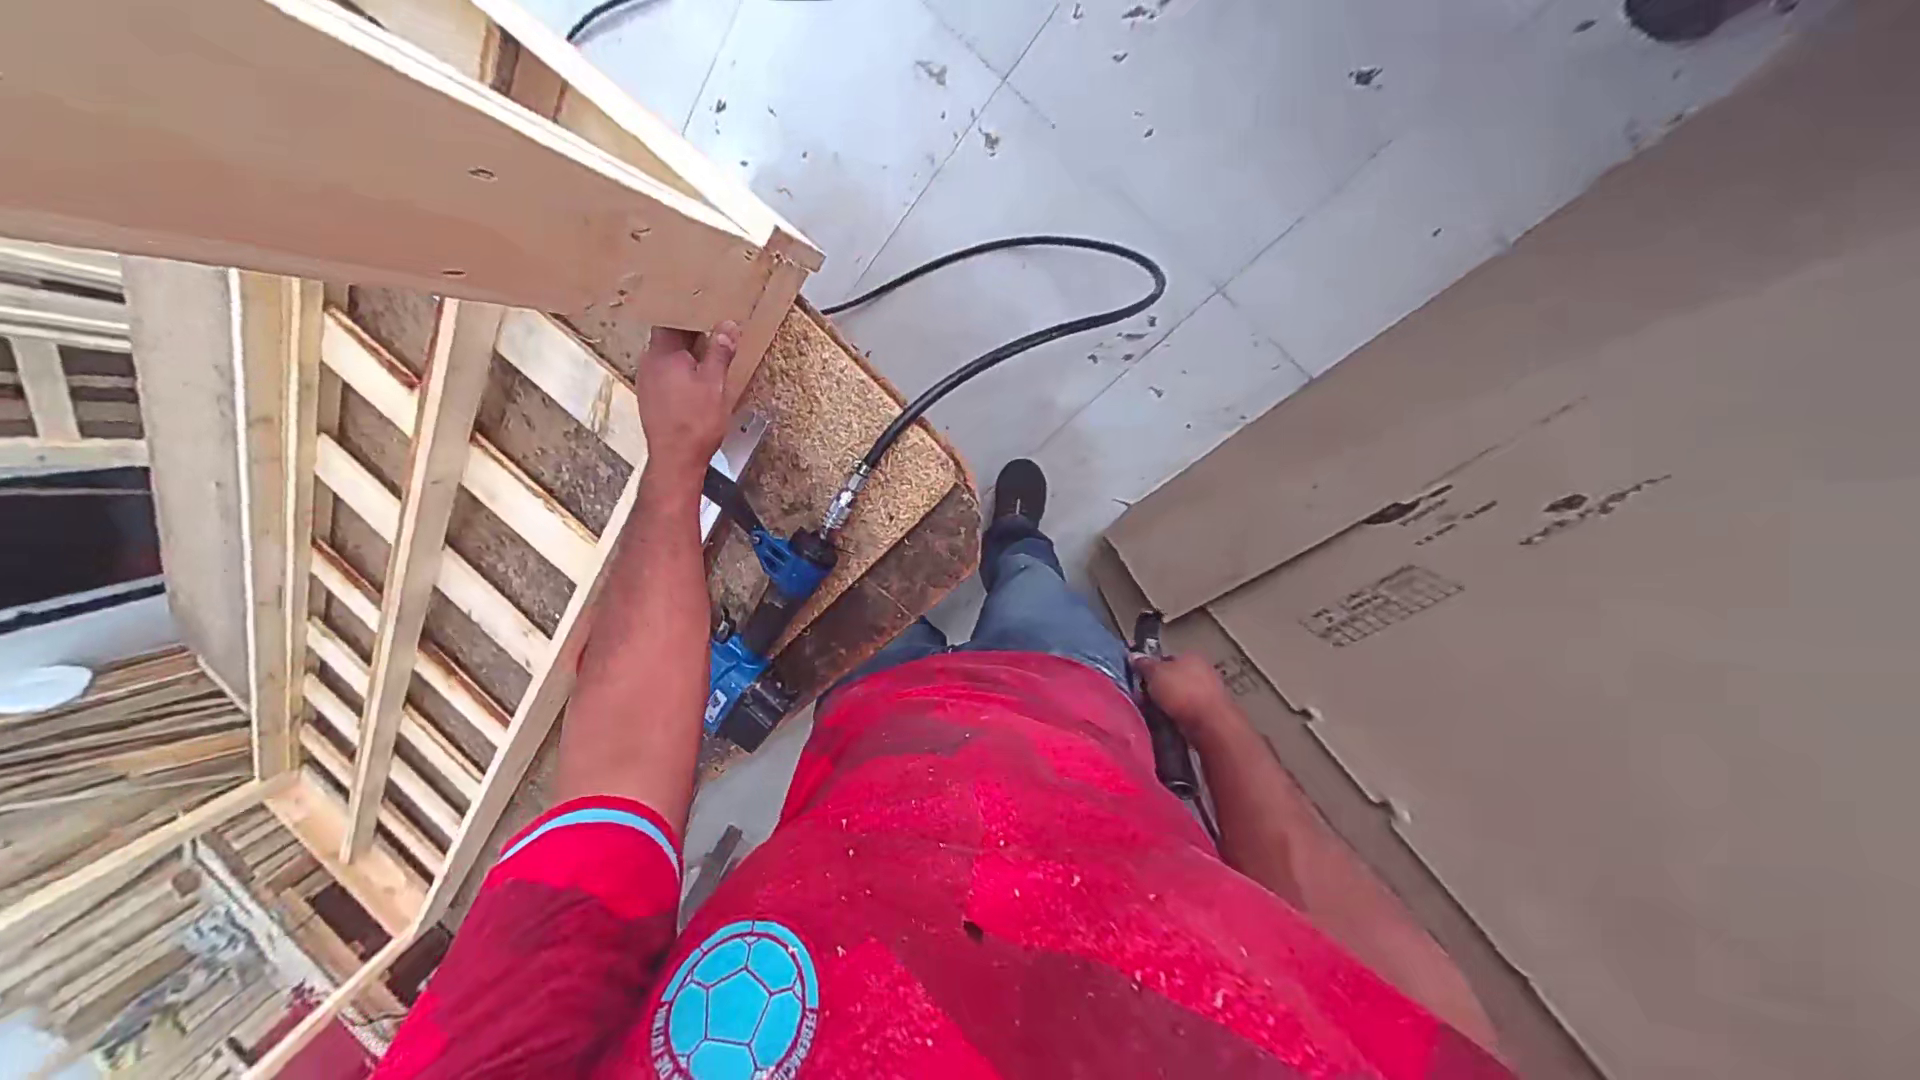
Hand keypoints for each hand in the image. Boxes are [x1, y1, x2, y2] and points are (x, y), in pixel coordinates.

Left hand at [633, 321, 738, 492]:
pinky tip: (695, 381)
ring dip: (685, 354)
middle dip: (690, 333)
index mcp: (663, 353)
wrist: (676, 459)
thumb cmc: (695, 423)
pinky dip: (679, 371)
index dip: (689, 314)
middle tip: (713, 331)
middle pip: (668, 337)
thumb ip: (720, 353)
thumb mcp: (715, 384)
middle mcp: (649, 363)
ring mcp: (647, 381)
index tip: (707, 312)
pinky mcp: (651, 398)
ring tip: (708, 356)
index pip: (671, 320)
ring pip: (666, 356)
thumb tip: (727, 326)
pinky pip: (665, 374)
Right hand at [1131, 652, 1242, 739]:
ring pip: (1179, 697)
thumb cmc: (1182, 691)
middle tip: (1143, 697)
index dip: (1151, 667)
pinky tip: (1167, 723)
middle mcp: (1203, 672)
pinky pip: (1186, 713)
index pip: (1167, 658)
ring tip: (1153, 713)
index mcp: (1192, 656)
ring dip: (1167, 704)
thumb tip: (1134, 656)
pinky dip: (1176, 717)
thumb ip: (1144, 664)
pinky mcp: (1211, 715)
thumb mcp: (1155, 673)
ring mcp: (1209, 694)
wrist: (1210, 725)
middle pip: (1173, 678)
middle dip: (1159, 687)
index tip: (1140, 678)